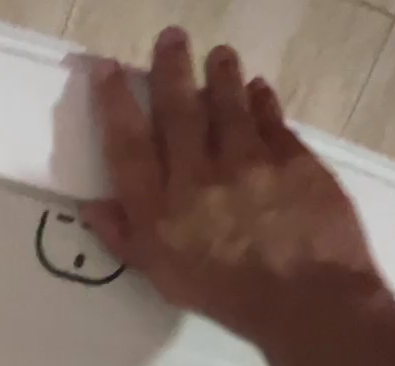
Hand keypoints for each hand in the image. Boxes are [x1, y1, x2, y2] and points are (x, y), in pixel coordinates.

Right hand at [82, 28, 394, 353]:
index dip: (114, 104)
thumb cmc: (223, 295)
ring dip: (220, 74)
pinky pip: (271, 117)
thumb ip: (125, 237)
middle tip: (170, 37)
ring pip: (227, 103)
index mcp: (158, 210)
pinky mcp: (292, 156)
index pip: (128, 146)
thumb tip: (90, 206)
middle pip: (177, 110)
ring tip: (218, 54)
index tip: (107, 71)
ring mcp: (248, 160)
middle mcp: (197, 176)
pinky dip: (262, 99)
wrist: (304, 299)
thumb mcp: (160, 276)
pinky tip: (257, 89)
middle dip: (170, 70)